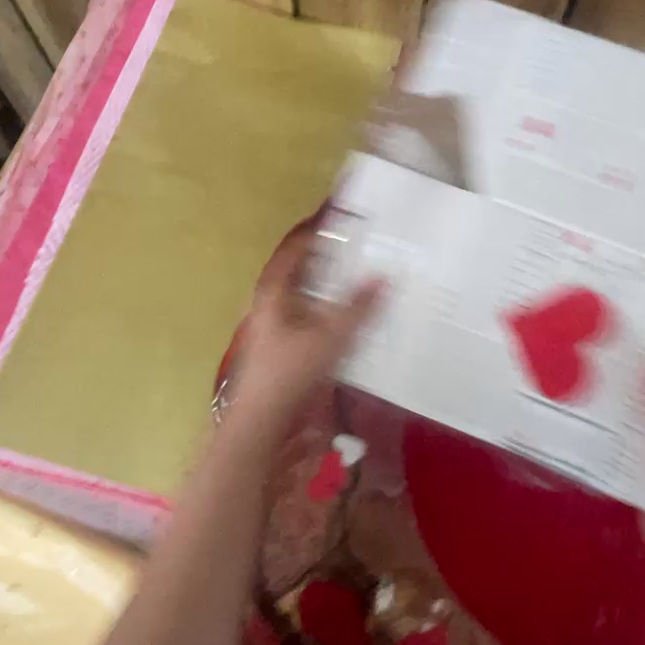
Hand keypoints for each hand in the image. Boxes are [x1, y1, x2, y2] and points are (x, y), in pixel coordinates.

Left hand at [225, 216, 384, 434]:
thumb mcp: (329, 336)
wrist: (261, 424)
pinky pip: (313, 319)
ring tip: (369, 279)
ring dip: (335, 288)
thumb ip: (358, 307)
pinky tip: (356, 320)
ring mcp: (276, 326)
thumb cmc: (288, 373)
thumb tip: (384, 276)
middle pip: (304, 270)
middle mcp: (271, 302)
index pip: (297, 246)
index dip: (321, 230)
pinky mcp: (285, 348)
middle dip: (334, 260)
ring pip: (310, 296)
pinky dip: (333, 313)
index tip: (349, 219)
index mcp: (274, 290)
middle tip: (367, 249)